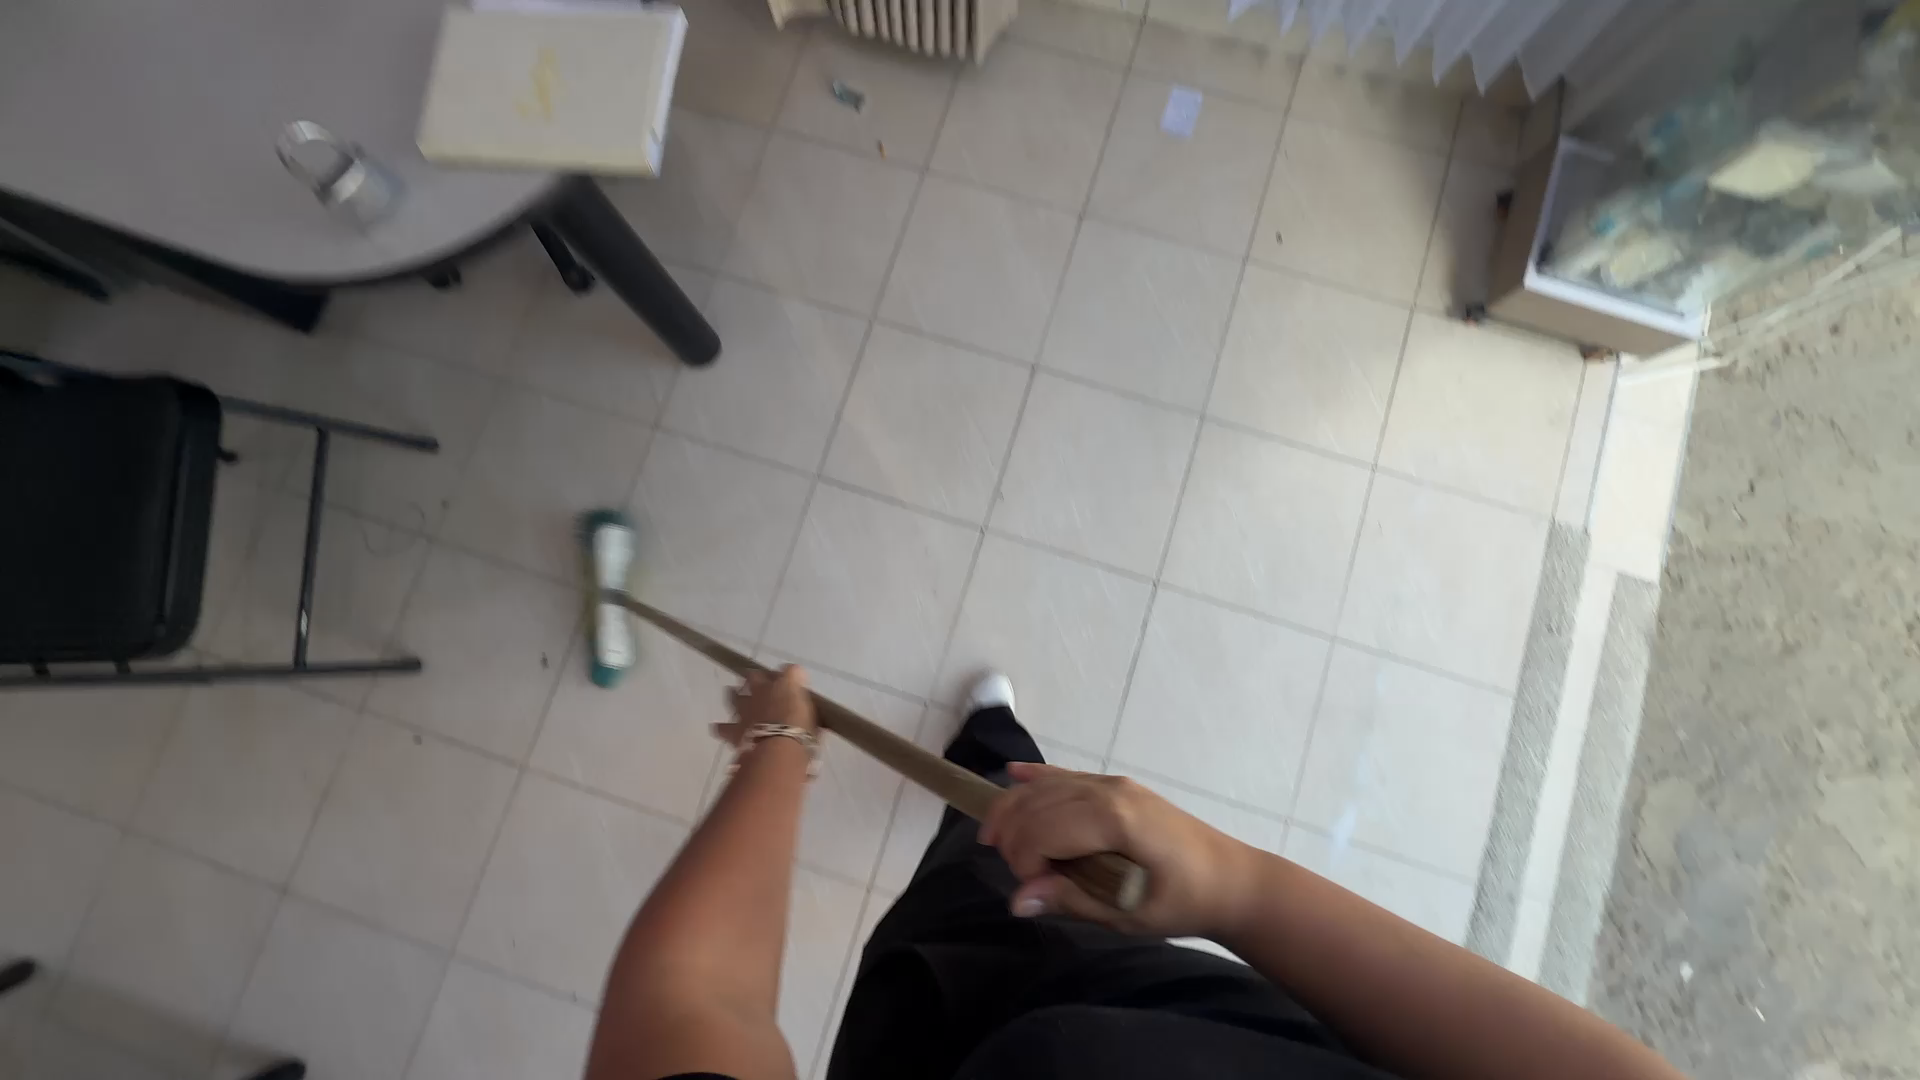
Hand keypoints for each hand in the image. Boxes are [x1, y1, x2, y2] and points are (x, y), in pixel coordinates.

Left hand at [713, 665, 818, 746]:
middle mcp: (763, 690)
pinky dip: (722, 728)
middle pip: (755, 676)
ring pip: (733, 695)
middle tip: (760, 683)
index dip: (792, 675)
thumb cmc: (804, 731)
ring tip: (733, 693)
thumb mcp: (815, 721)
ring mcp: (745, 708)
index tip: (796, 681)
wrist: (779, 748)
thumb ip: (809, 714)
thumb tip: (807, 716)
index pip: (791, 670)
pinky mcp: (734, 728)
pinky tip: (718, 728)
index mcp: (787, 685)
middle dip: (757, 678)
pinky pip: (723, 727)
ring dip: (734, 695)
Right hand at [980, 763, 1257, 938]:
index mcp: (1115, 820)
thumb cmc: (1183, 903)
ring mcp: (1112, 783)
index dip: (1025, 861)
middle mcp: (1109, 790)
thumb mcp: (1128, 914)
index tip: (1033, 893)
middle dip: (1013, 835)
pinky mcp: (1115, 785)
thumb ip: (1071, 900)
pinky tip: (1012, 772)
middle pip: (1038, 803)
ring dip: (1015, 808)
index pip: (1043, 829)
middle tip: (1012, 872)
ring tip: (992, 838)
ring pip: (1046, 786)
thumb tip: (1017, 900)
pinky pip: (1067, 776)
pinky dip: (1038, 776)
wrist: (1230, 880)